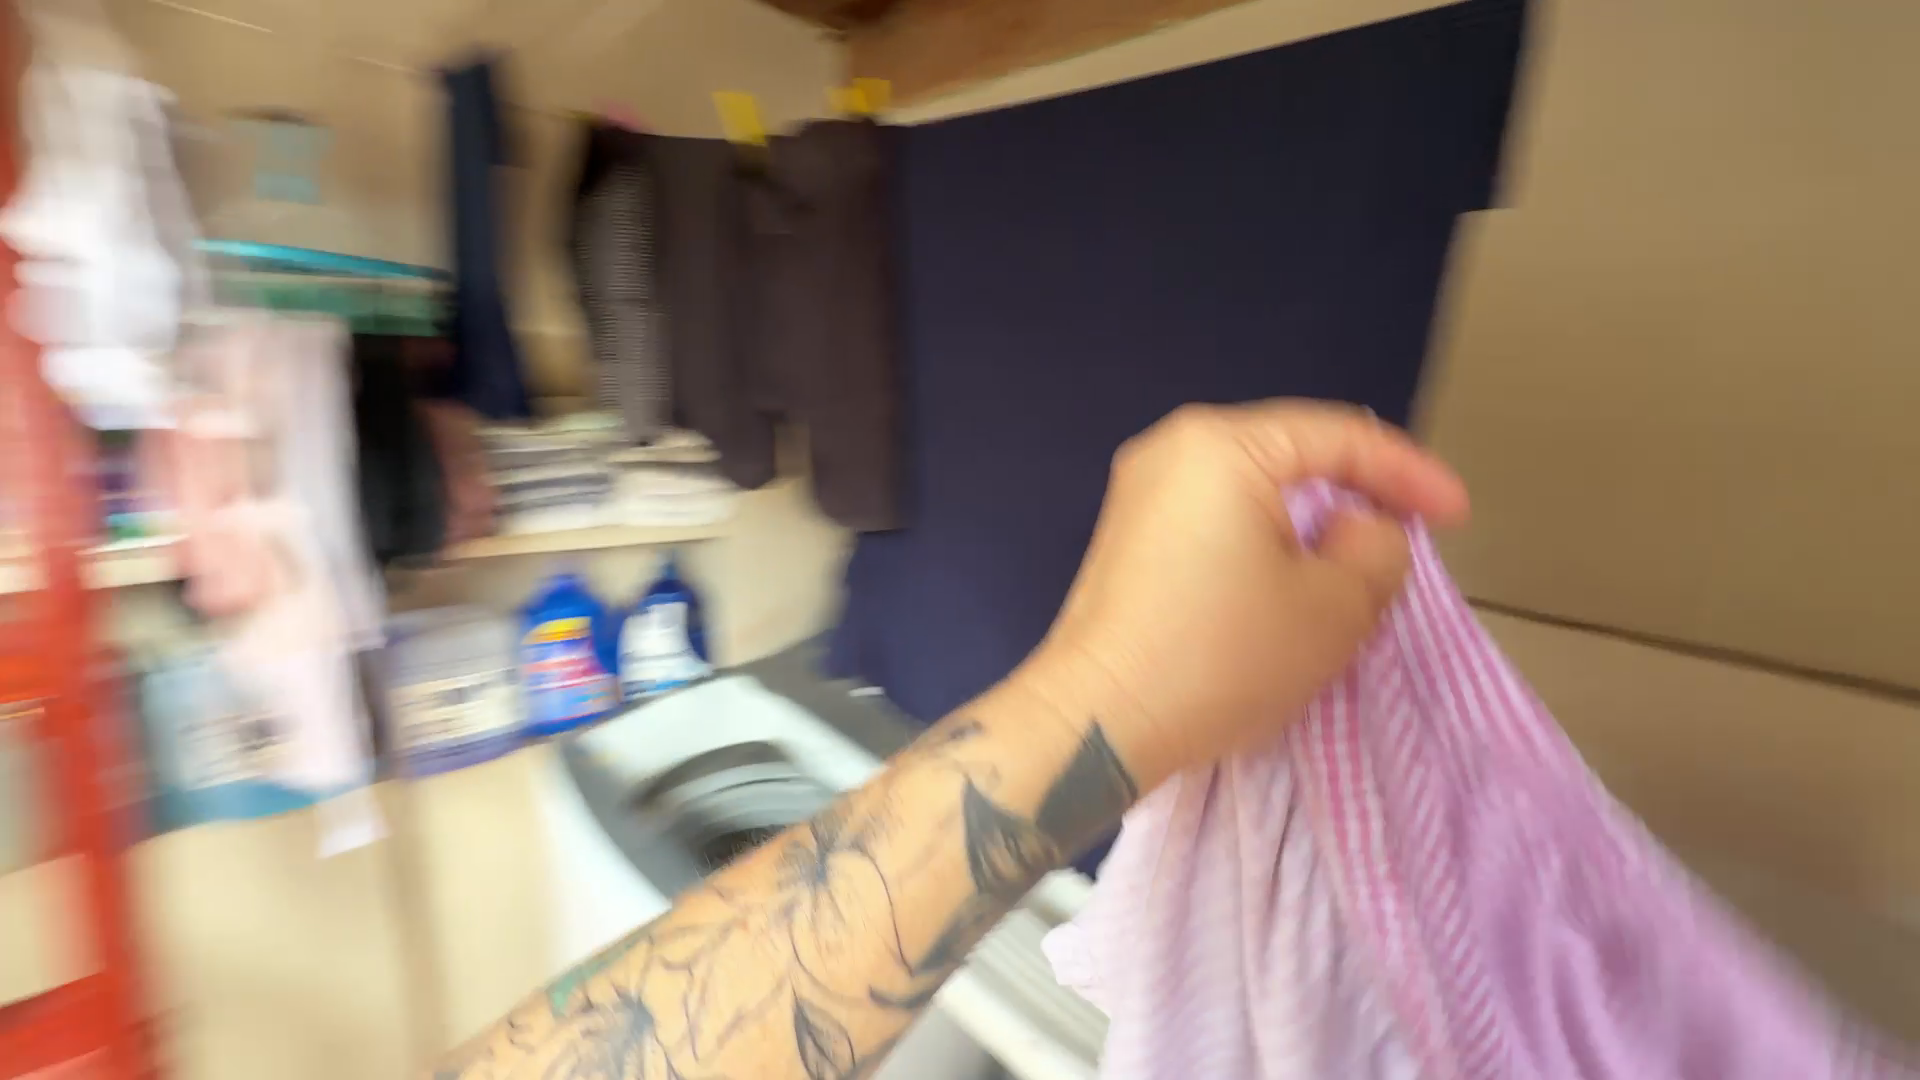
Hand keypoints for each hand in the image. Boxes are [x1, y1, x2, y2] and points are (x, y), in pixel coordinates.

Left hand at [1017, 400, 1468, 789]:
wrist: (1097, 716)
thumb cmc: (1217, 656)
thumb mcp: (1333, 607)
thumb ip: (1377, 548)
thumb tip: (1354, 527)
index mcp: (1218, 444)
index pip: (1337, 437)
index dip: (1409, 473)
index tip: (1454, 517)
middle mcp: (1167, 450)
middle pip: (1287, 457)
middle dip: (1351, 497)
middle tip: (1400, 542)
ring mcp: (1137, 493)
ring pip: (1248, 492)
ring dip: (1304, 526)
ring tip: (1345, 572)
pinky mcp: (1125, 535)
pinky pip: (1211, 519)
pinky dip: (1257, 542)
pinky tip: (1278, 584)